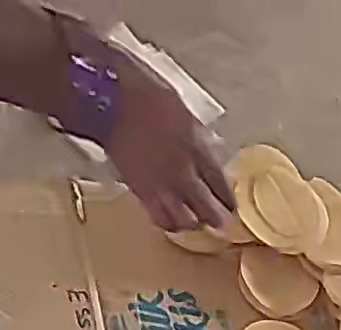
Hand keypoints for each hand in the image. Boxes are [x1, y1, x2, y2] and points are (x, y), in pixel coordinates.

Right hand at [105, 45, 233, 231]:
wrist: (109, 98)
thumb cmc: (146, 94)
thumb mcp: (185, 113)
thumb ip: (200, 139)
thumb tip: (211, 155)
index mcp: (199, 149)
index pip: (222, 186)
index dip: (228, 200)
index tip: (231, 206)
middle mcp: (184, 173)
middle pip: (209, 211)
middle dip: (217, 219)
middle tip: (219, 222)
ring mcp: (163, 186)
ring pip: (187, 222)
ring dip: (194, 224)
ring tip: (196, 221)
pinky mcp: (143, 194)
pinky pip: (162, 219)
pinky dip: (170, 223)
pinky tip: (173, 220)